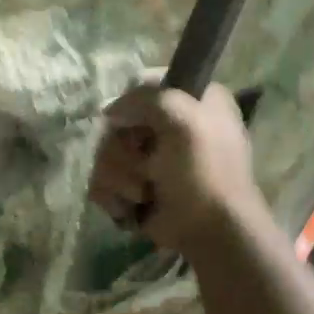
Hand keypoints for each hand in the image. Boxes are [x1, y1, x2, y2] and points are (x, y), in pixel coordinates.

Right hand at [90, 82, 263, 255]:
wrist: (211, 230)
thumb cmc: (203, 171)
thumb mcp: (183, 119)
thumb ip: (146, 97)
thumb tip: (111, 114)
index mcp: (191, 99)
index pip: (142, 83)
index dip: (131, 103)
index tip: (131, 122)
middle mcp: (168, 124)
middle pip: (116, 123)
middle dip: (124, 150)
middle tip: (146, 167)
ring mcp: (149, 157)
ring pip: (104, 153)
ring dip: (120, 177)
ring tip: (142, 193)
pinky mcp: (134, 185)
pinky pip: (102, 180)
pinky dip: (114, 197)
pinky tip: (130, 208)